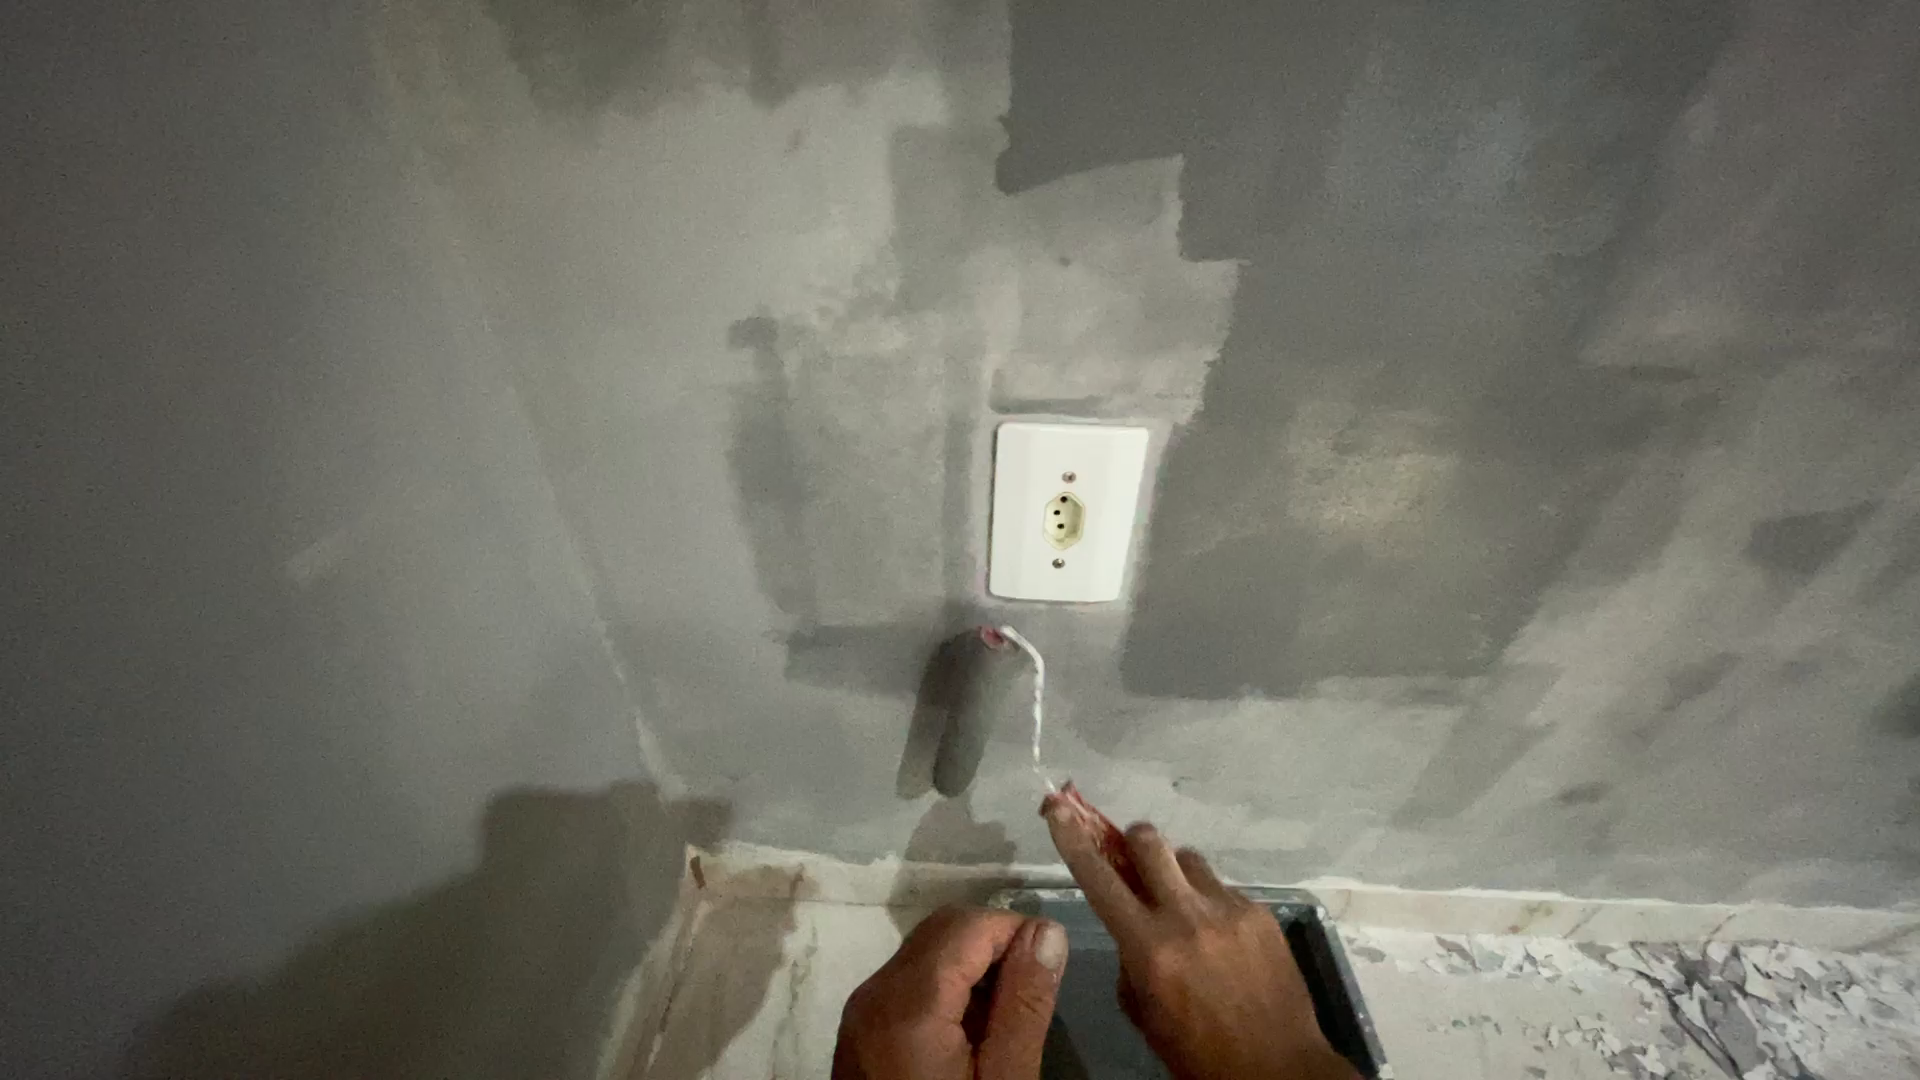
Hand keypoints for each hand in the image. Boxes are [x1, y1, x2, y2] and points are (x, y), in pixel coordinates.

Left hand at [833, 906, 1068, 1079]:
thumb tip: (1047, 931)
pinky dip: (944, 985)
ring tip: (1007, 1014)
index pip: (968, 924)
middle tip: (1033, 990)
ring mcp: (861, 1012)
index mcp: (908, 1002)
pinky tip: (971, 1031)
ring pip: (925, 950)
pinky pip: (908, 980)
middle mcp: (875, 991)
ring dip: (971, 963)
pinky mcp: (859, 1031)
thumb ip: (1024, 1004)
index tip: (1052, 964)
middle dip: (993, 942)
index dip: (1016, 930)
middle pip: (943, 929)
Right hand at [1042, 804, 1358, 1079]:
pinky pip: (1223, 887)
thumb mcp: (1145, 1014)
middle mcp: (1185, 916)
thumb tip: (1129, 924)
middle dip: (1135, 841)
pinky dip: (1213, 903)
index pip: (1099, 878)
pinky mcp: (1259, 912)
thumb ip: (1130, 959)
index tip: (1058, 809)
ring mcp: (1227, 909)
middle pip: (1149, 841)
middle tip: (1137, 859)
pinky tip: (1225, 937)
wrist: (1282, 1073)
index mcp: (1149, 947)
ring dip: (1178, 873)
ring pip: (1188, 857)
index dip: (1073, 839)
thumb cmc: (1201, 1054)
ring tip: (1189, 906)